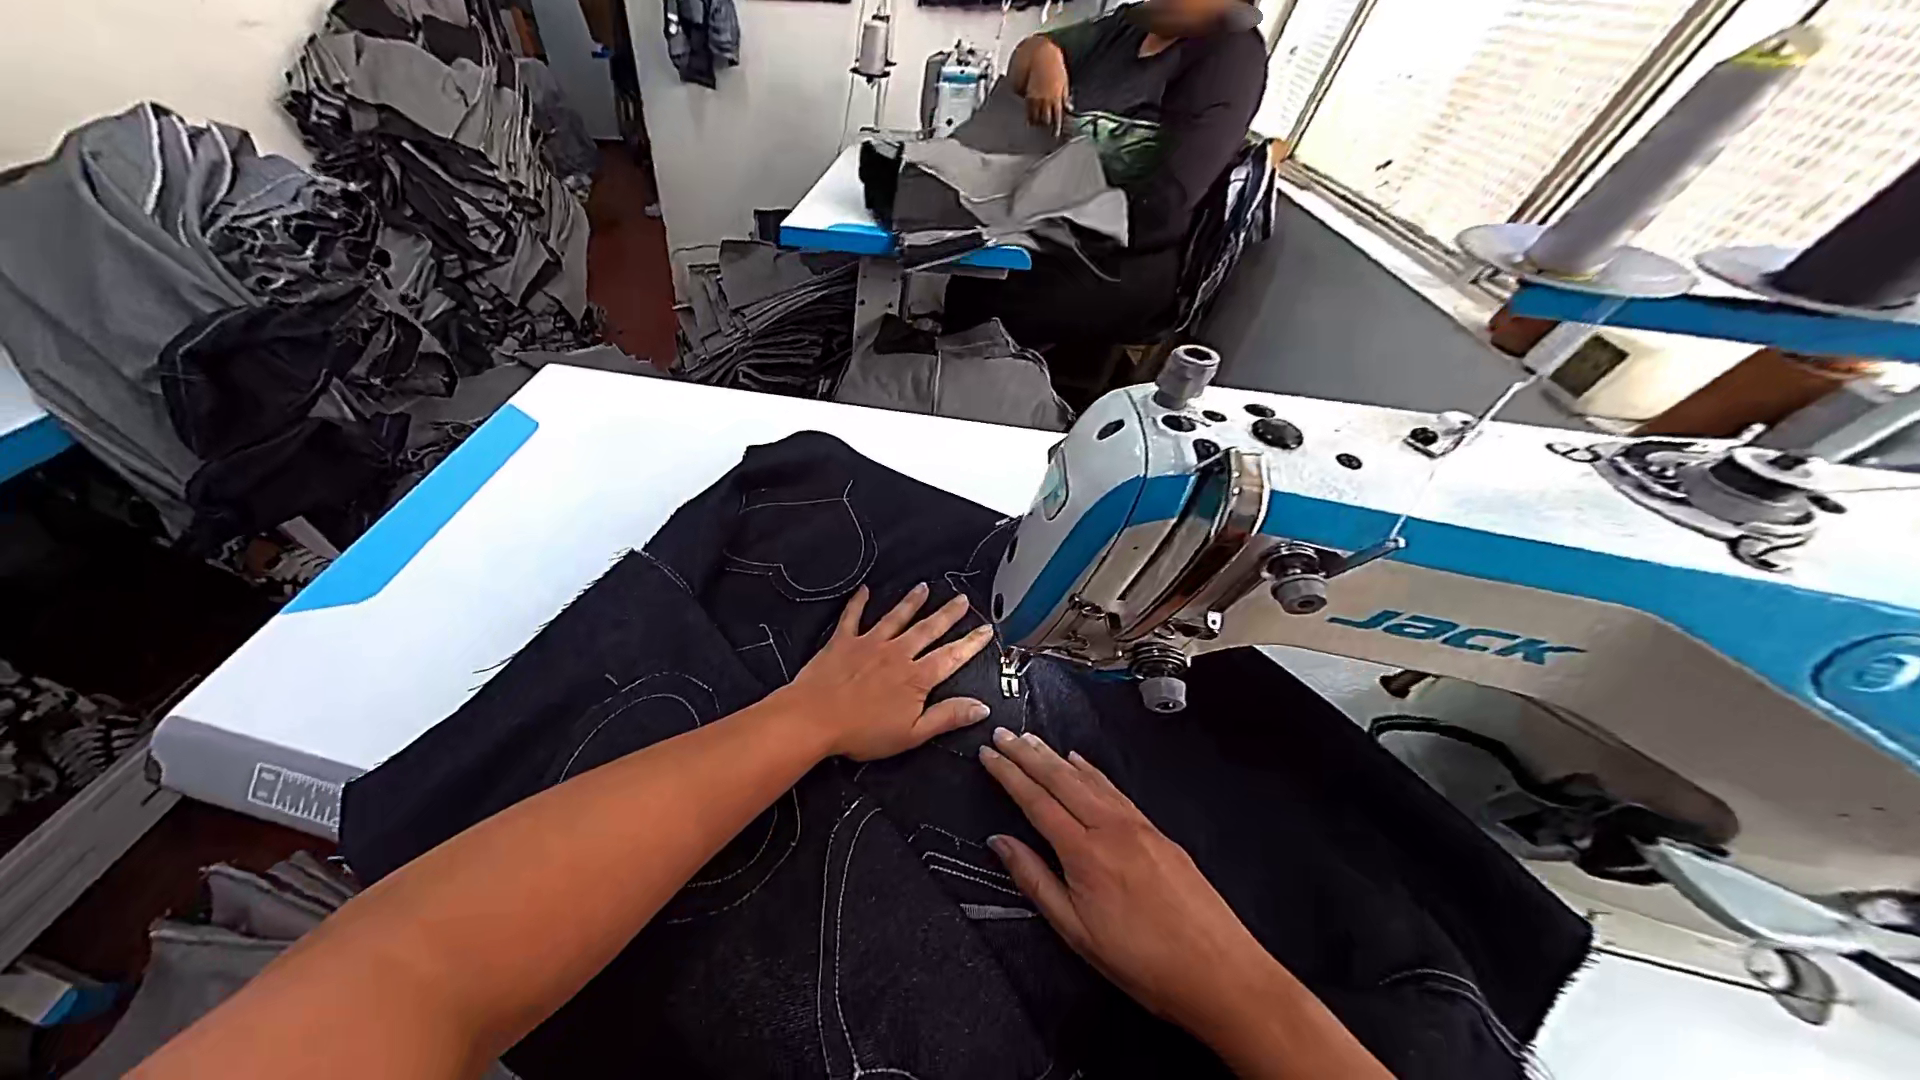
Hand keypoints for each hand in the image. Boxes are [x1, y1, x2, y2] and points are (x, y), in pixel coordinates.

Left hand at [778, 584, 994, 760]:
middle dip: (948, 613)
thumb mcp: (912, 734)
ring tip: (924, 588)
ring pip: (896, 617)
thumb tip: (980, 708)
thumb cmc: (861, 732)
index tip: (985, 629)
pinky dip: (858, 602)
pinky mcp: (843, 642)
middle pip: (928, 629)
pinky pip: (853, 617)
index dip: (971, 642)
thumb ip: (947, 717)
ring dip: (912, 602)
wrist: (814, 719)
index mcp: (915, 677)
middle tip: (961, 599)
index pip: (951, 656)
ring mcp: (869, 644)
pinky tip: (864, 590)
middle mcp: (896, 654)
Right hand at [977, 729, 1281, 1032]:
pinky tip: (1079, 761)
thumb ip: (1034, 879)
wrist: (1220, 971)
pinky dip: (1090, 770)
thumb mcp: (1076, 932)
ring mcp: (1136, 824)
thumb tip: (1000, 843)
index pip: (1035, 800)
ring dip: (1054, 755)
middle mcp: (1110, 827)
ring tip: (1031, 740)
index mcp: (1085, 852)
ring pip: (1086, 777)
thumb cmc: (1145, 962)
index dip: (1008, 774)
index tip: (989, 755)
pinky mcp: (1156, 830)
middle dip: (1026, 753)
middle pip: (1058, 778)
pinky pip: (1113, 788)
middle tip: (1003, 735)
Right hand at [1024, 42, 1070, 135]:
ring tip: (1037, 125)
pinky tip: (1029, 120)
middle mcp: (1046, 101)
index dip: (1056, 128)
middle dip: (1046, 126)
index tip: (1055, 135)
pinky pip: (1028, 112)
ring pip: (1035, 119)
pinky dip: (1029, 117)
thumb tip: (1069, 108)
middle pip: (1045, 121)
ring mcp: (1036, 99)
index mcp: (1056, 98)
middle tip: (1046, 130)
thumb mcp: (1064, 81)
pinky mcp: (1027, 96)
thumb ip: (1065, 96)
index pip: (1057, 119)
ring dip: (1037, 123)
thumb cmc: (1053, 65)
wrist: (1041, 55)